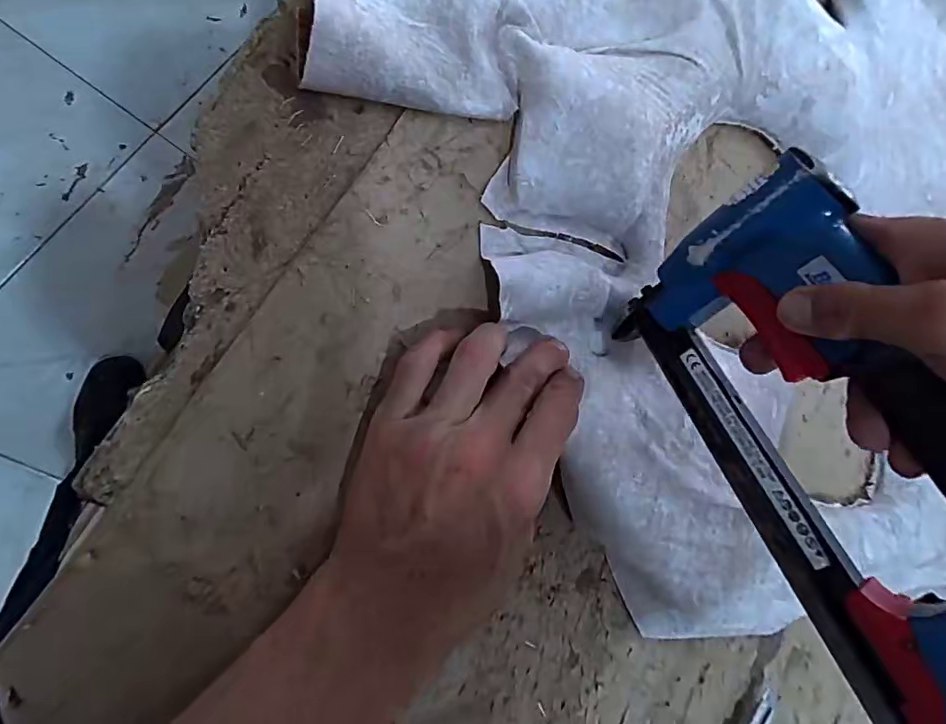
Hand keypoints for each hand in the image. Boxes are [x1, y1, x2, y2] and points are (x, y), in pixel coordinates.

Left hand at [318, 323, 582, 678]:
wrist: (377, 608)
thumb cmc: (461, 586)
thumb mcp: (522, 541)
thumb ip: (536, 478)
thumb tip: (544, 423)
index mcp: (518, 485)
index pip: (557, 405)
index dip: (569, 384)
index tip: (569, 379)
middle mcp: (478, 449)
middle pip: (524, 374)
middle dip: (547, 353)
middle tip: (550, 350)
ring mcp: (428, 432)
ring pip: (475, 354)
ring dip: (499, 336)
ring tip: (505, 337)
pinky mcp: (387, 426)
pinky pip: (416, 364)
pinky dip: (441, 341)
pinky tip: (456, 340)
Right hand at [740, 215, 945, 477]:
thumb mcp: (942, 320)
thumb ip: (858, 310)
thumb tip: (785, 301)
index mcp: (917, 246)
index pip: (833, 242)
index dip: (789, 269)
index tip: (752, 306)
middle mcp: (928, 281)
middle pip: (847, 307)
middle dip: (822, 350)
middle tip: (782, 380)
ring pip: (879, 361)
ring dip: (870, 402)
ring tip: (885, 444)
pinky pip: (917, 395)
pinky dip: (908, 424)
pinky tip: (919, 456)